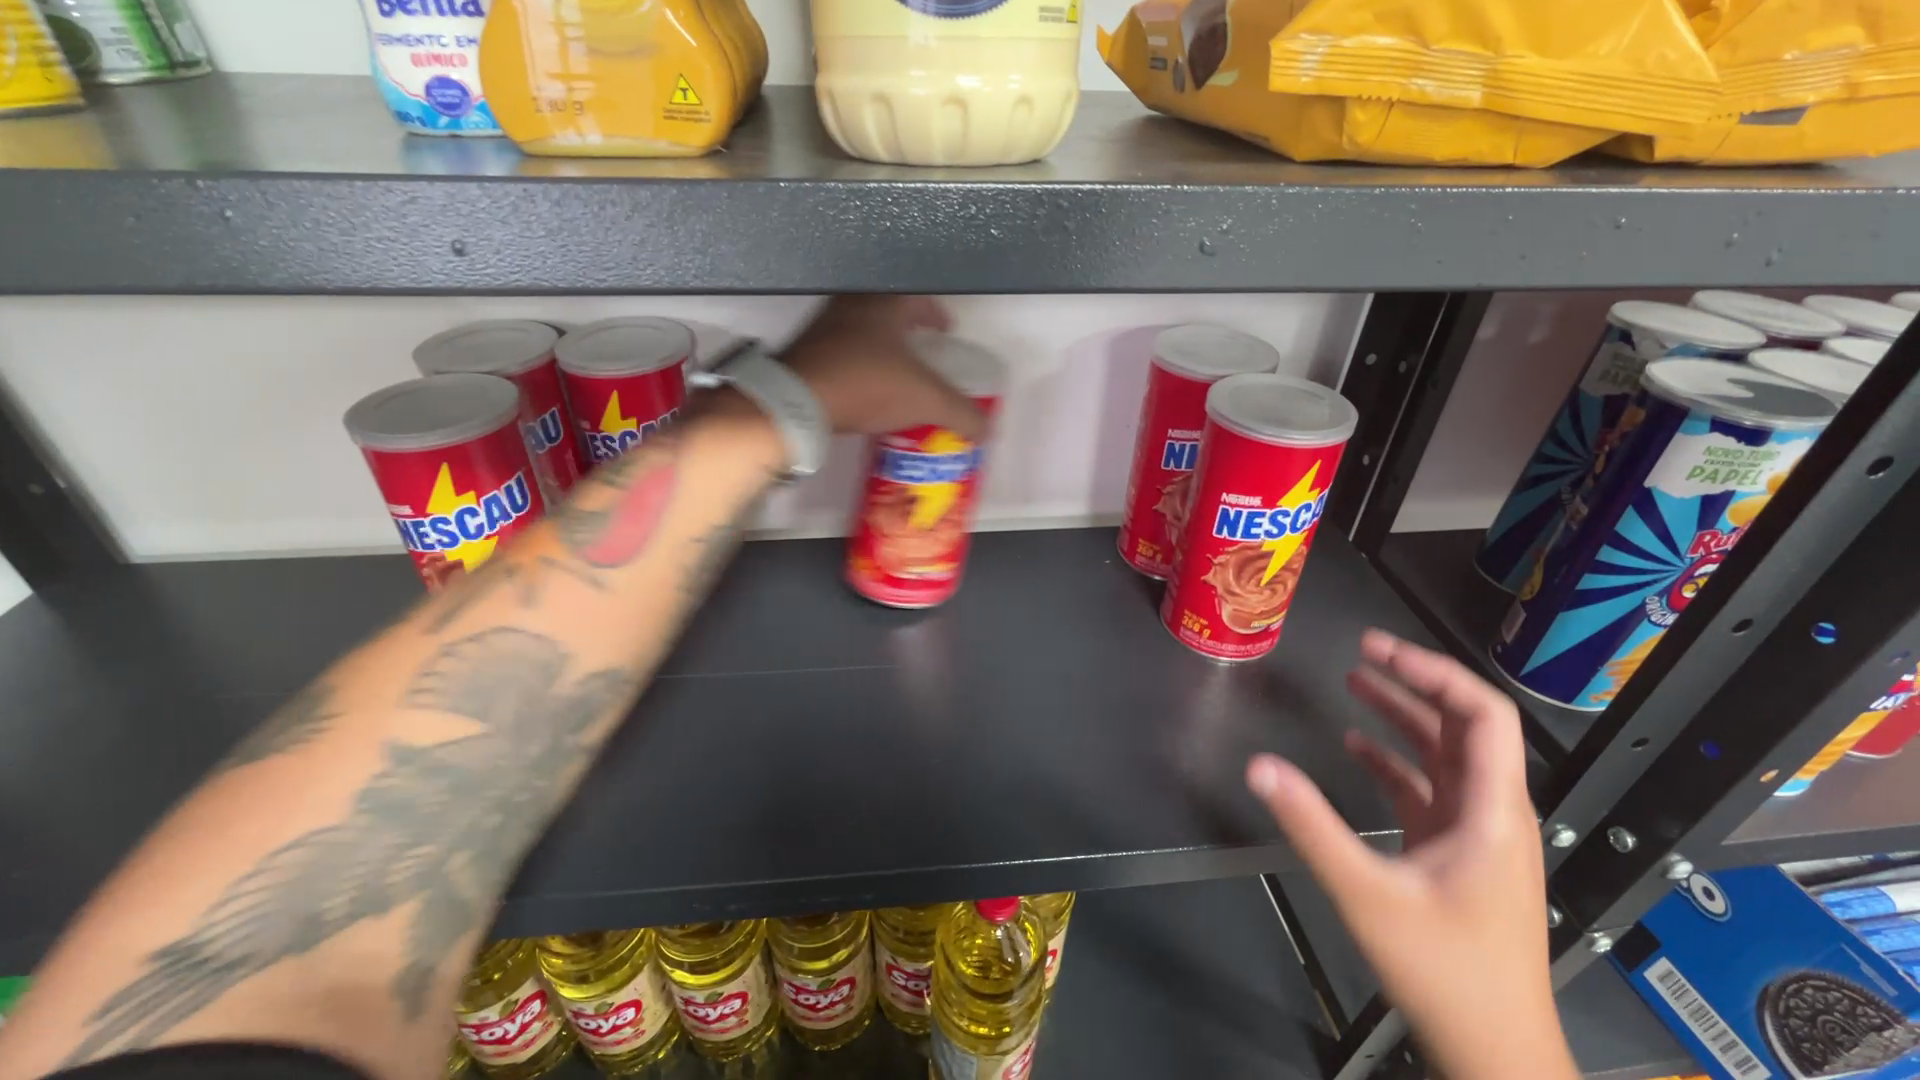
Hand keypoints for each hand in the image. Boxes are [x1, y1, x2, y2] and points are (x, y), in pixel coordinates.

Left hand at [782, 296, 985, 438]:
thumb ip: (959, 412)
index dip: (936, 314)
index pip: (919, 299)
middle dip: (908, 330)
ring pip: (861, 330)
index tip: (945, 331)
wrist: (794, 401)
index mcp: (885, 303)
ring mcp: (823, 326)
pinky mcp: (804, 351)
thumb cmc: (865, 384)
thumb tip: (986, 429)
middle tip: (923, 350)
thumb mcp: (924, 399)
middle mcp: (852, 304)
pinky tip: (864, 388)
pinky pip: (840, 351)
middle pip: (888, 311)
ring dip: (880, 346)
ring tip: (895, 372)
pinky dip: (857, 363)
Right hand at [1246, 629, 1576, 1079]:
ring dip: (1404, 718)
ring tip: (1356, 681)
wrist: (1495, 1050)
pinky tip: (1357, 749)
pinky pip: (1428, 790)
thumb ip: (1312, 827)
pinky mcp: (1457, 854)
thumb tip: (1260, 767)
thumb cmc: (1447, 973)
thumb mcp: (1368, 895)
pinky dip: (1395, 762)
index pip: (1482, 715)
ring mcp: (1476, 833)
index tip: (1380, 649)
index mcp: (1491, 810)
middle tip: (1364, 651)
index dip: (1433, 673)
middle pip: (1464, 726)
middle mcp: (1492, 812)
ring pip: (1444, 756)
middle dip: (1414, 683)